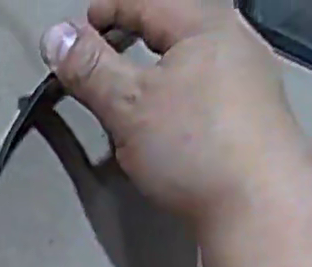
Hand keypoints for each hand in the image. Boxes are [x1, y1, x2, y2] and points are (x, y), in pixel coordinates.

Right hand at [39, 1, 302, 220]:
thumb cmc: (194, 146)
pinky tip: (171, 124)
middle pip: (177, 26)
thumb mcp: (128, 105)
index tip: (84, 24)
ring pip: (195, 60)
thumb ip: (91, 70)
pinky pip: (209, 93)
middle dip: (139, 35)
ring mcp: (250, 81)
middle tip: (108, 52)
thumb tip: (56, 36)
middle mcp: (235, 43)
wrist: (255, 201)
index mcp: (205, 25)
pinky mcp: (253, 120)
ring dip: (162, 68)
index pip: (149, 0)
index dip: (111, 9)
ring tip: (137, 90)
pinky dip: (181, 97)